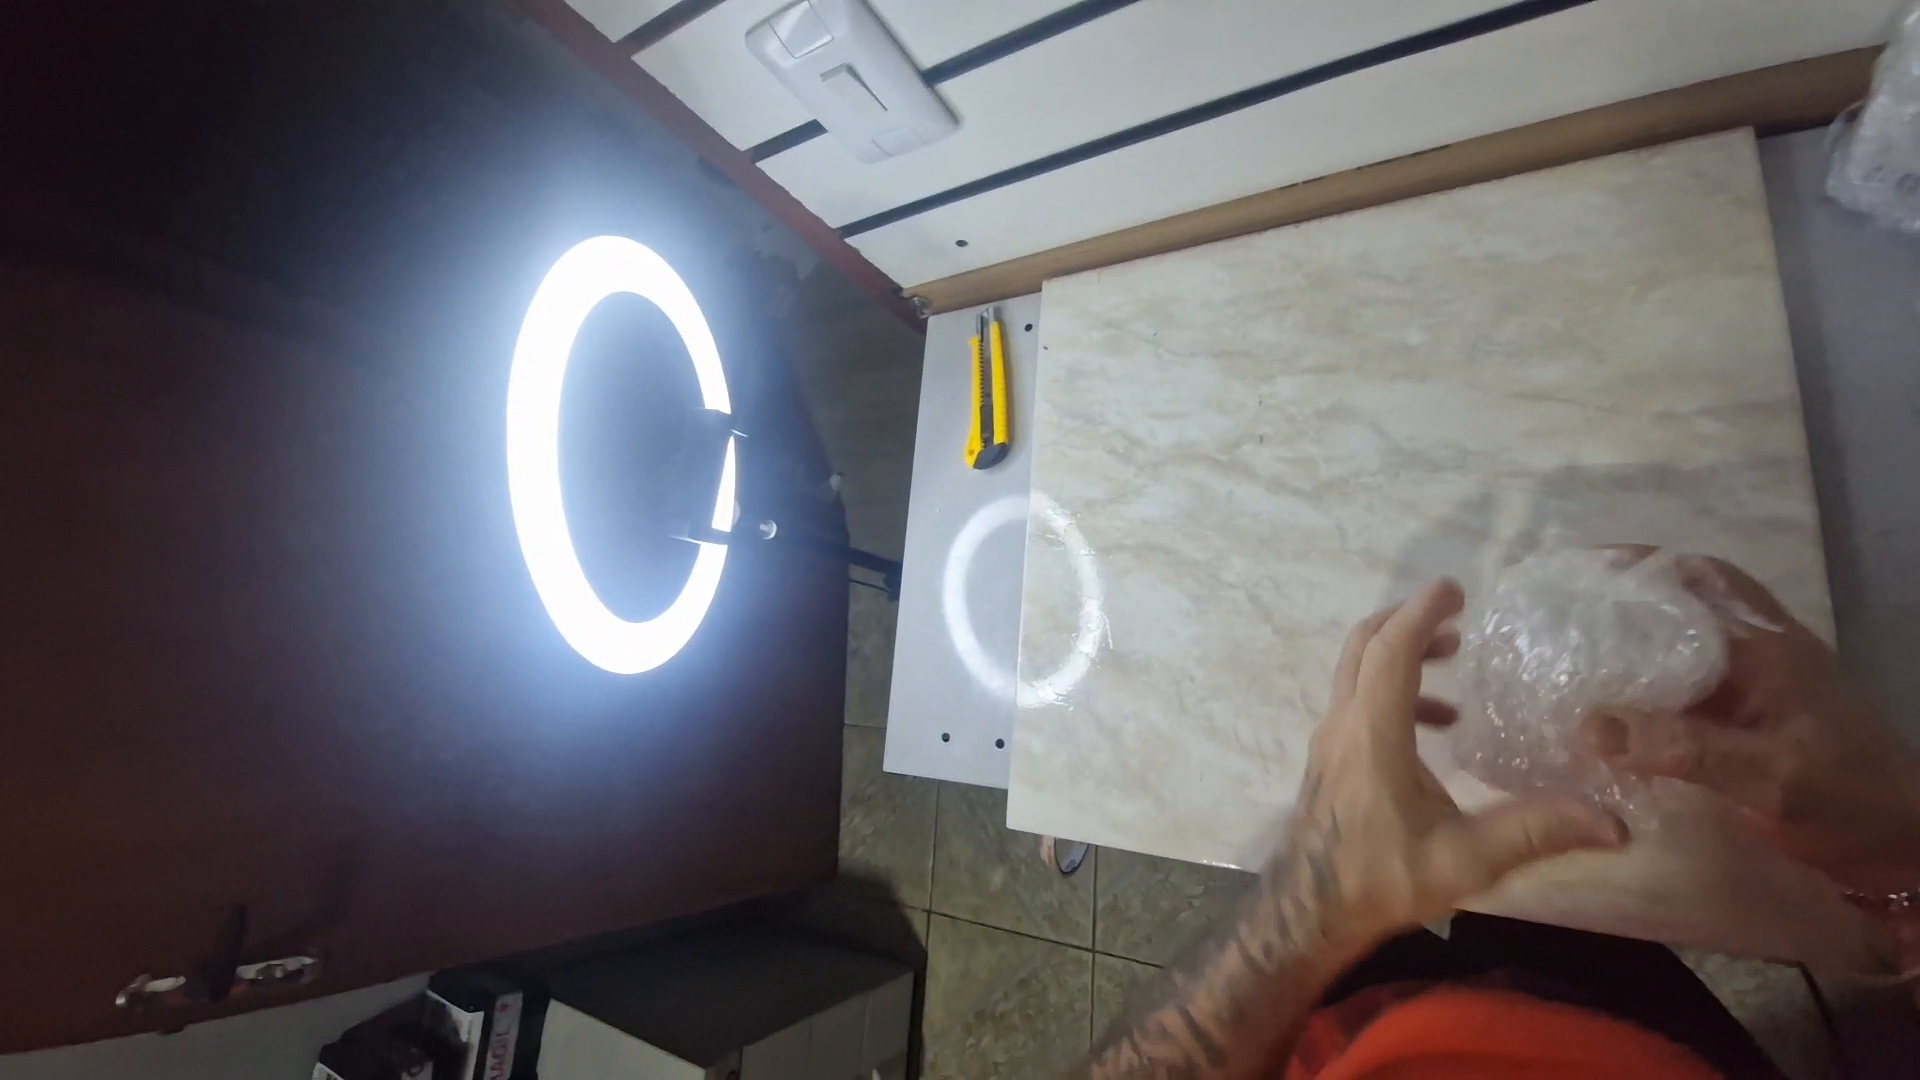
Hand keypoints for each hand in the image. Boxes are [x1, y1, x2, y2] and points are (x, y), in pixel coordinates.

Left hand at [1293, 578, 1627, 944]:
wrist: (1313, 902)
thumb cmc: (1382, 876)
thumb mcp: (1466, 859)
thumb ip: (1536, 832)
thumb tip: (1615, 820)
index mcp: (1371, 731)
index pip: (1390, 651)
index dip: (1420, 613)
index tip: (1453, 588)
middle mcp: (1343, 721)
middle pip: (1363, 646)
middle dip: (1406, 621)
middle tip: (1457, 613)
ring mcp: (1331, 736)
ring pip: (1357, 671)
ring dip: (1399, 654)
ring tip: (1455, 659)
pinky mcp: (1331, 754)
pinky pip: (1358, 701)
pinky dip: (1394, 692)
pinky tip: (1438, 724)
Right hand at [1582, 551, 1919, 893]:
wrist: (1889, 847)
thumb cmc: (1843, 798)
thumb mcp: (1768, 774)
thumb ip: (1683, 747)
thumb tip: (1587, 728)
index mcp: (1765, 647)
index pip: (1700, 579)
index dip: (1639, 565)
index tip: (1576, 569)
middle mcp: (1747, 653)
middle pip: (1673, 600)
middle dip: (1611, 596)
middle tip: (1548, 606)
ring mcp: (1734, 684)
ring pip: (1662, 638)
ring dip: (1611, 636)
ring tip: (1551, 643)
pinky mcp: (1720, 715)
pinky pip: (1659, 679)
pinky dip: (1619, 676)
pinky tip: (1584, 694)